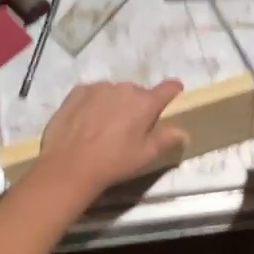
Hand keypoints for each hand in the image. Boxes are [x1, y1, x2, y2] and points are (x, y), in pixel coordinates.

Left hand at [31, 80, 187, 198]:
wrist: (70, 165)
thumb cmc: (114, 162)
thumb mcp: (146, 156)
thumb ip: (167, 139)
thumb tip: (182, 132)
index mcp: (145, 103)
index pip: (168, 88)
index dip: (173, 91)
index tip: (173, 96)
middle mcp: (124, 88)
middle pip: (138, 92)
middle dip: (138, 105)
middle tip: (130, 127)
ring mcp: (99, 88)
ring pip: (115, 92)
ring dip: (115, 102)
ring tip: (105, 125)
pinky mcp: (77, 91)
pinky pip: (93, 93)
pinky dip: (95, 102)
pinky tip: (87, 120)